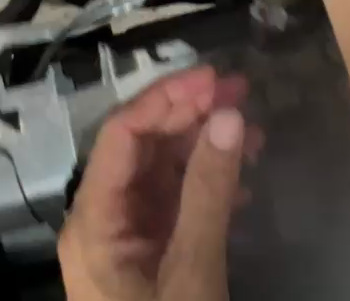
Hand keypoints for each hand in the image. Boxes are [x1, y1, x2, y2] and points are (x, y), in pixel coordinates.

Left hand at [59, 67, 252, 300]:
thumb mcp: (190, 273)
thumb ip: (209, 190)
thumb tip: (229, 113)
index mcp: (95, 220)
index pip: (124, 133)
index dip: (166, 97)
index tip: (214, 77)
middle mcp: (104, 219)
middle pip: (144, 146)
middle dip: (192, 114)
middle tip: (242, 91)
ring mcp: (129, 238)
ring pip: (165, 170)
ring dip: (207, 145)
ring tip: (254, 130)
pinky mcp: (152, 257)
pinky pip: (178, 201)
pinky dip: (211, 182)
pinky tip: (245, 178)